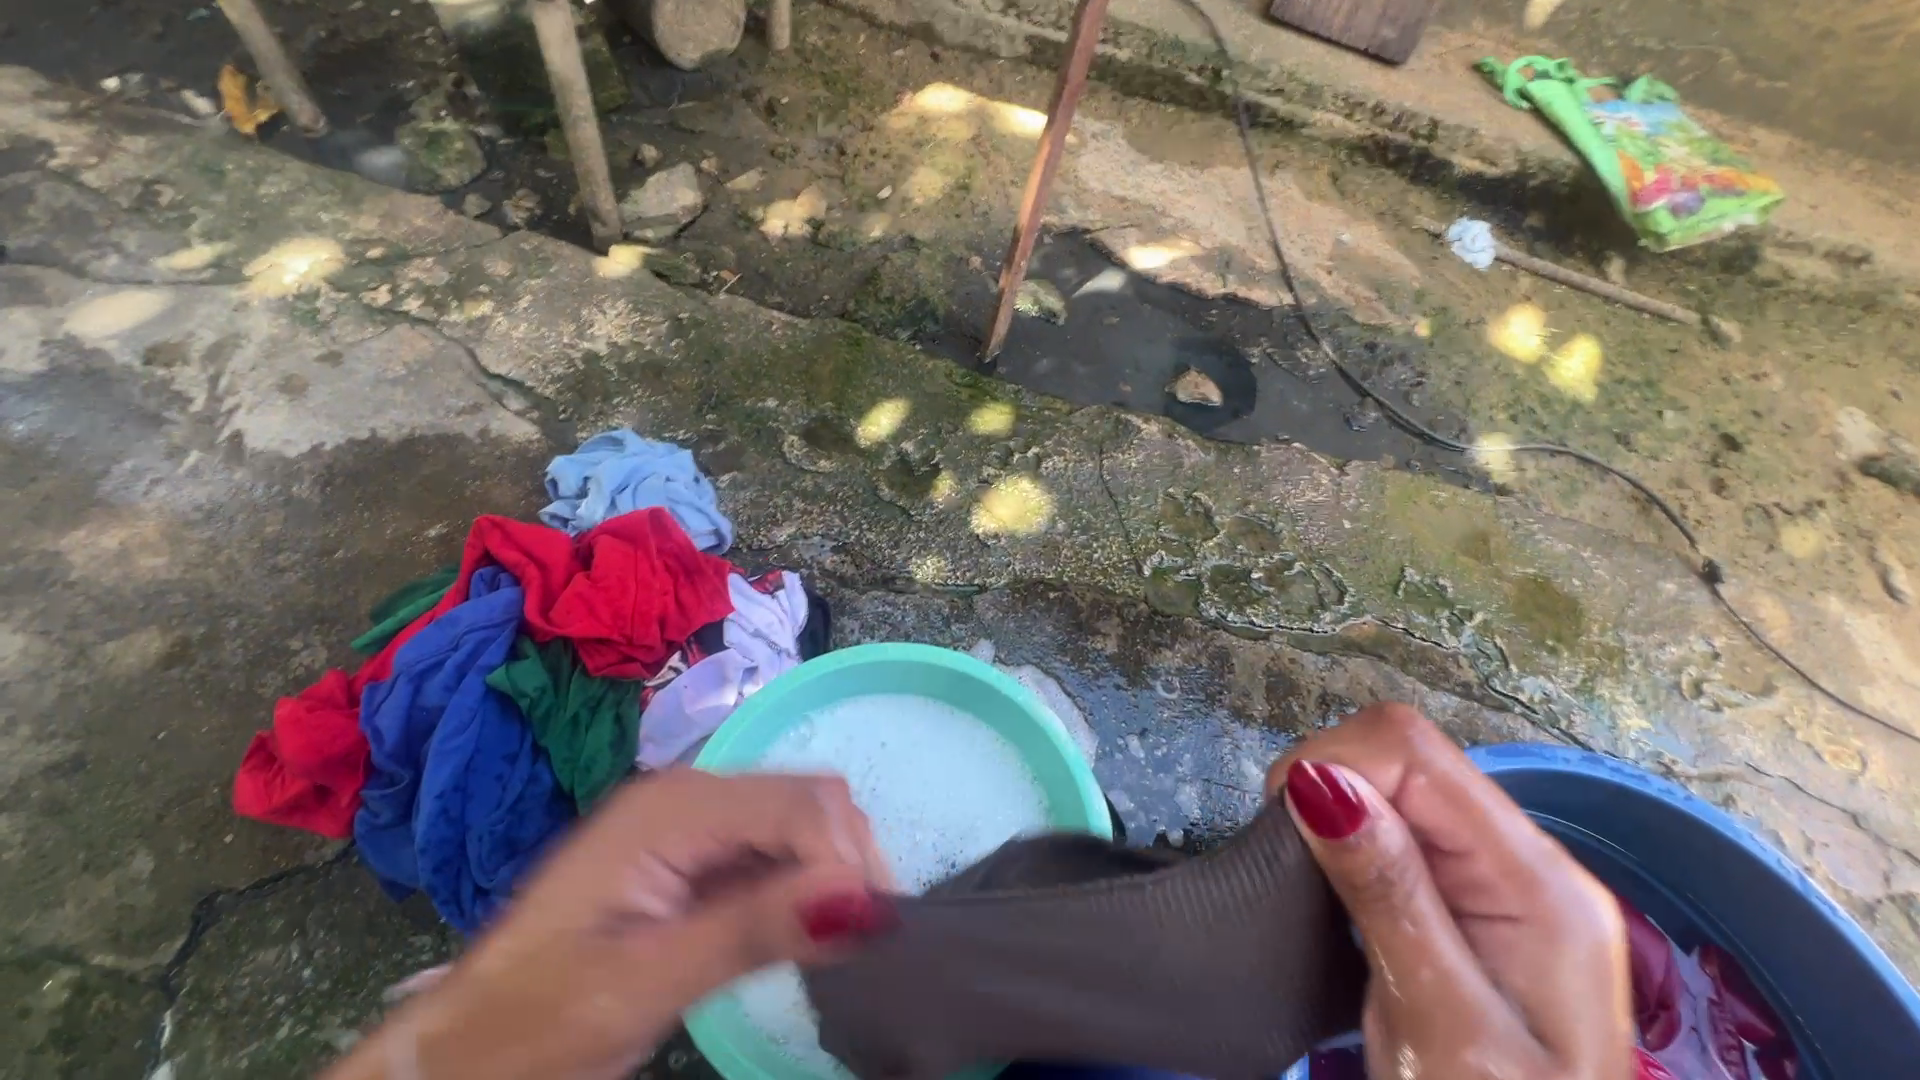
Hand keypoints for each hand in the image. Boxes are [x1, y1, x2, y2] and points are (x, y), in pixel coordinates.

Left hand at [325, 770, 894, 1079]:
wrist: (467, 1051)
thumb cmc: (537, 1022)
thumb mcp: (645, 983)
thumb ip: (753, 931)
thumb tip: (861, 902)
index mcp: (670, 808)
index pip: (797, 803)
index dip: (845, 858)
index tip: (870, 931)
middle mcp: (688, 794)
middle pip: (807, 797)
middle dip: (848, 857)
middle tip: (859, 938)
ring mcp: (692, 819)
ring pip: (800, 817)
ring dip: (832, 867)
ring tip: (838, 935)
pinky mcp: (697, 850)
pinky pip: (776, 846)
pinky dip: (806, 880)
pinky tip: (803, 924)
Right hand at [1268, 705, 1632, 1079]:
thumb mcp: (1437, 1023)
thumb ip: (1388, 897)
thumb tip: (1317, 781)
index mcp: (1538, 883)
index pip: (1416, 752)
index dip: (1331, 762)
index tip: (1281, 825)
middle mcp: (1529, 860)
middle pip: (1408, 753)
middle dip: (1328, 779)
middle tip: (1293, 860)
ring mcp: (1504, 875)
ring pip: (1398, 781)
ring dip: (1334, 805)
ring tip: (1312, 877)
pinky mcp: (1476, 892)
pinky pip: (1400, 822)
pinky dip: (1349, 832)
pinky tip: (1337, 882)